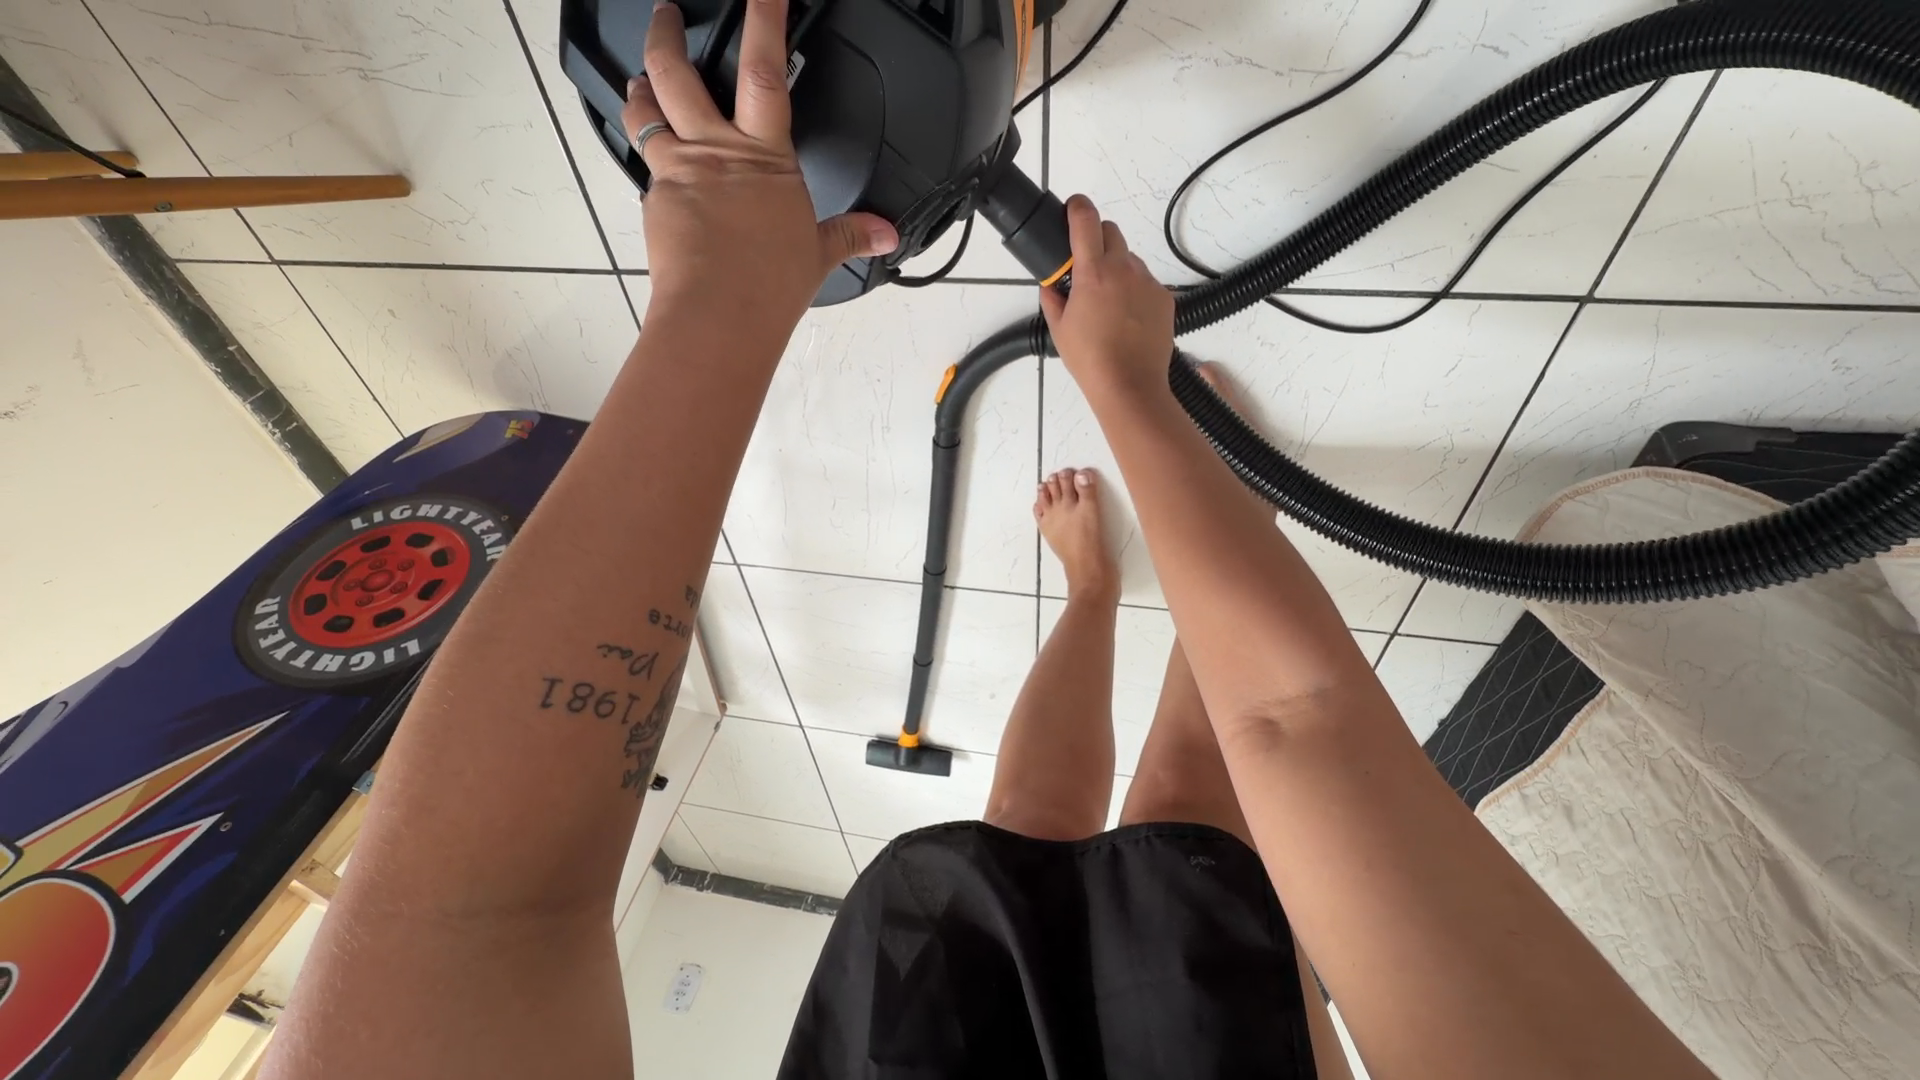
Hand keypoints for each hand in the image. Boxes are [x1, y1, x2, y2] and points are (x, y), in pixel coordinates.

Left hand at [623, 0, 898, 334]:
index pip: (764, 69)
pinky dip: (651, 163)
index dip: (763, 17)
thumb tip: (886, 233)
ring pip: (644, 113)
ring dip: (639, 91)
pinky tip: (661, 177)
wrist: (719, 317)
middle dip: (665, 32)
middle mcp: (715, 152)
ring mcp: (679, 173)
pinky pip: (646, 170)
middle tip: (665, 14)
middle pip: (676, 71)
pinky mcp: (654, 202)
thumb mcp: (818, 255)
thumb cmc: (768, 285)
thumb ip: (851, 234)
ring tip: (641, 85)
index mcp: (764, 157)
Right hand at [1039, 196, 1176, 399]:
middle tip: (1087, 265)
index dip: (1077, 206)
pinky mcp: (1164, 298)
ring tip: (1108, 303)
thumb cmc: (1089, 360)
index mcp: (1093, 273)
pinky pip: (1146, 283)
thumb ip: (1052, 298)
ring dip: (1117, 269)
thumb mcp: (1059, 329)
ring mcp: (1147, 283)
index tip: (1073, 207)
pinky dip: (1135, 291)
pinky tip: (1127, 319)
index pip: (1086, 220)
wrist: (1129, 385)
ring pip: (1130, 259)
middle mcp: (1124, 270)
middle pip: (1111, 231)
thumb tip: (1051, 285)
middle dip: (1097, 239)